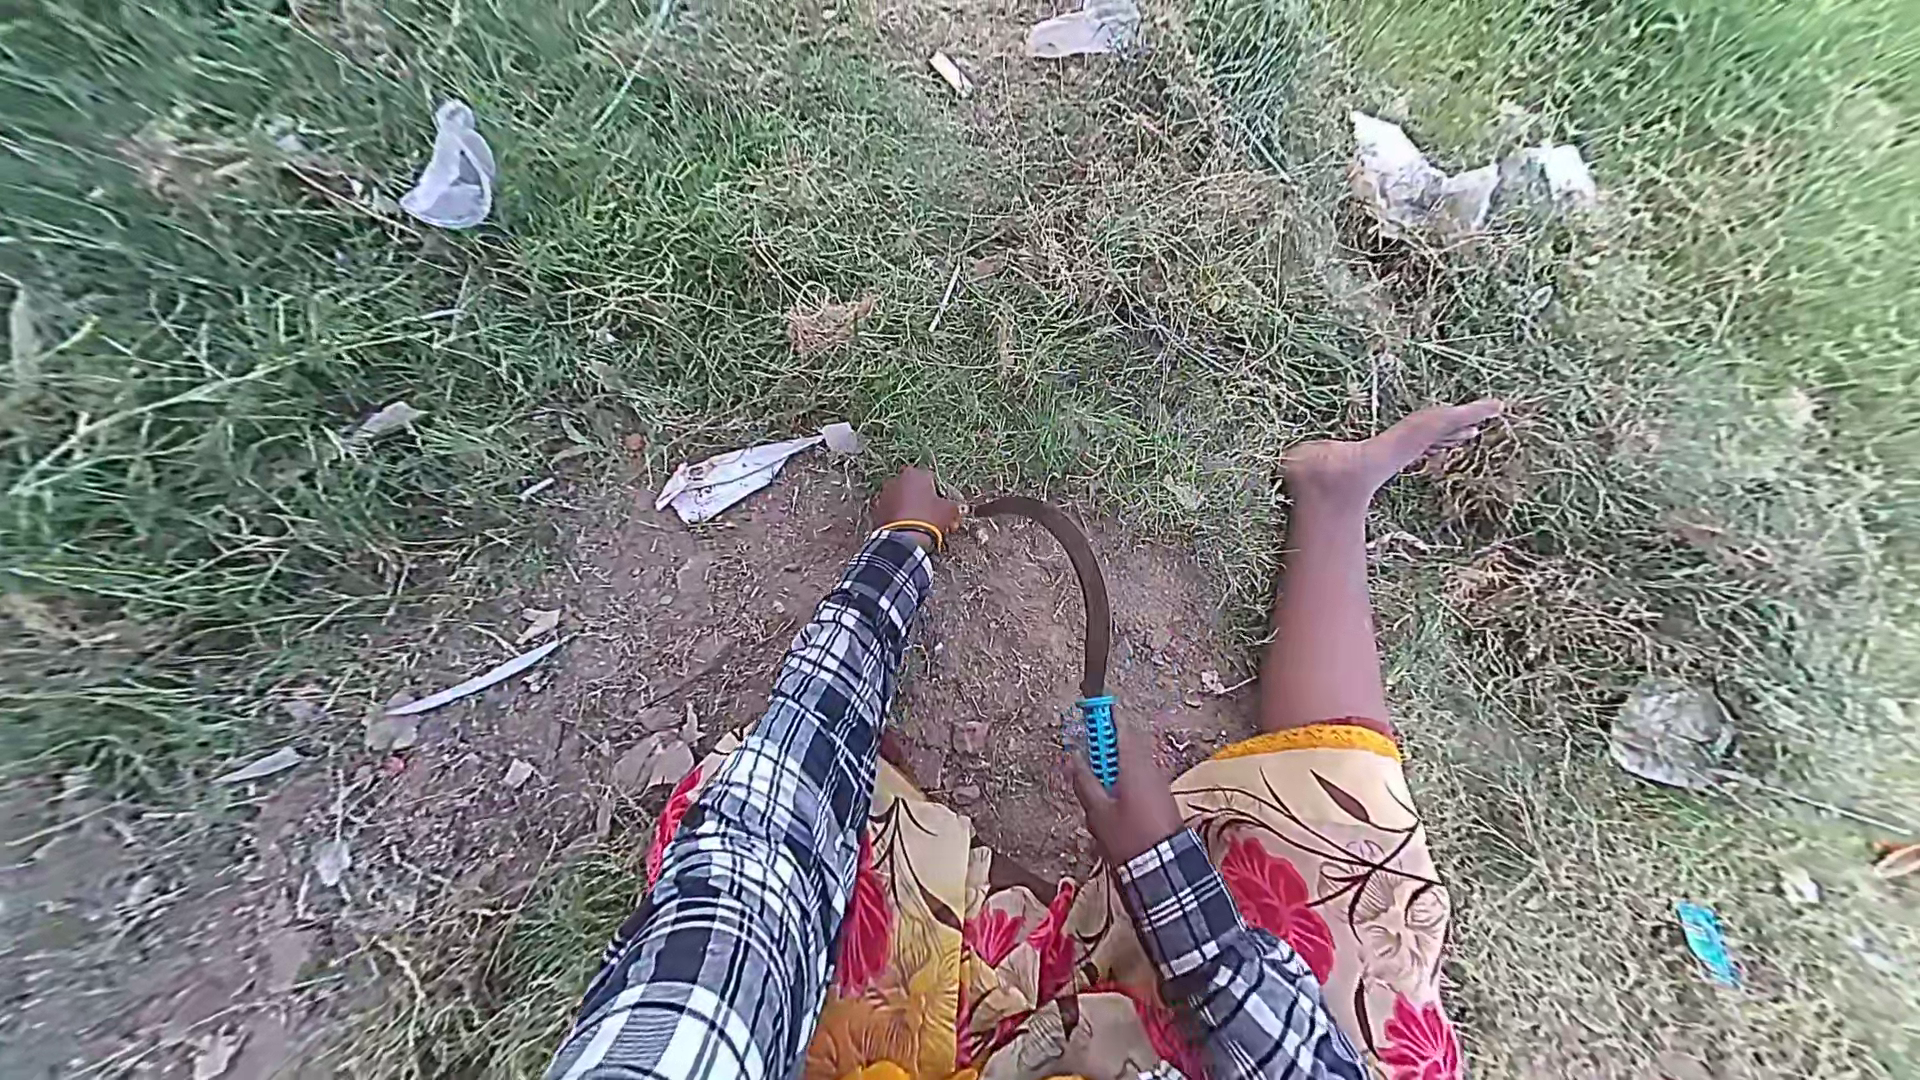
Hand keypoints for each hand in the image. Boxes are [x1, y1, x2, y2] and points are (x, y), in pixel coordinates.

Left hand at [871, 467, 960, 547]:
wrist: (903, 538)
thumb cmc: (929, 518)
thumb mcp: (949, 510)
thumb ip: (954, 505)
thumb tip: (958, 508)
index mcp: (916, 473)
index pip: (932, 480)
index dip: (940, 494)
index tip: (944, 507)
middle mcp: (897, 479)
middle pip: (915, 489)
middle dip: (924, 501)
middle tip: (934, 517)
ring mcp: (884, 493)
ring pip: (903, 500)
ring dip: (911, 509)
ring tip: (920, 526)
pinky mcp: (876, 509)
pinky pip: (892, 510)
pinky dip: (899, 517)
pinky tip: (907, 529)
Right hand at [1068, 715, 1184, 865]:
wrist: (1166, 870)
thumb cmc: (1129, 837)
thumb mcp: (1097, 810)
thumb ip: (1084, 779)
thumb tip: (1074, 757)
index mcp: (1134, 763)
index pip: (1120, 726)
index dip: (1104, 714)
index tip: (1090, 708)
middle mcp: (1149, 767)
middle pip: (1125, 742)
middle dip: (1105, 747)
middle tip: (1088, 759)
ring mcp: (1158, 781)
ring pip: (1131, 761)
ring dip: (1113, 766)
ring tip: (1098, 790)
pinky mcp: (1161, 796)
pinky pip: (1139, 777)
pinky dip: (1124, 780)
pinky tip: (1113, 804)